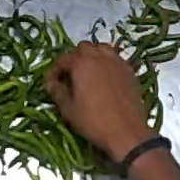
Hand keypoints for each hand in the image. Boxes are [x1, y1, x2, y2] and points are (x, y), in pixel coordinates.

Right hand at [46, 41, 154, 163]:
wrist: (127, 132)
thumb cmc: (93, 121)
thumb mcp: (68, 109)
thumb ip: (57, 91)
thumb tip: (50, 81)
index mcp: (82, 63)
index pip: (63, 59)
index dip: (55, 70)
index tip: (52, 82)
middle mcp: (99, 56)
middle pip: (83, 48)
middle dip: (75, 58)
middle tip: (72, 76)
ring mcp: (117, 62)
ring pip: (102, 49)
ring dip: (93, 56)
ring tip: (89, 73)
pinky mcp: (129, 70)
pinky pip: (115, 59)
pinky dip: (108, 63)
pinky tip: (106, 79)